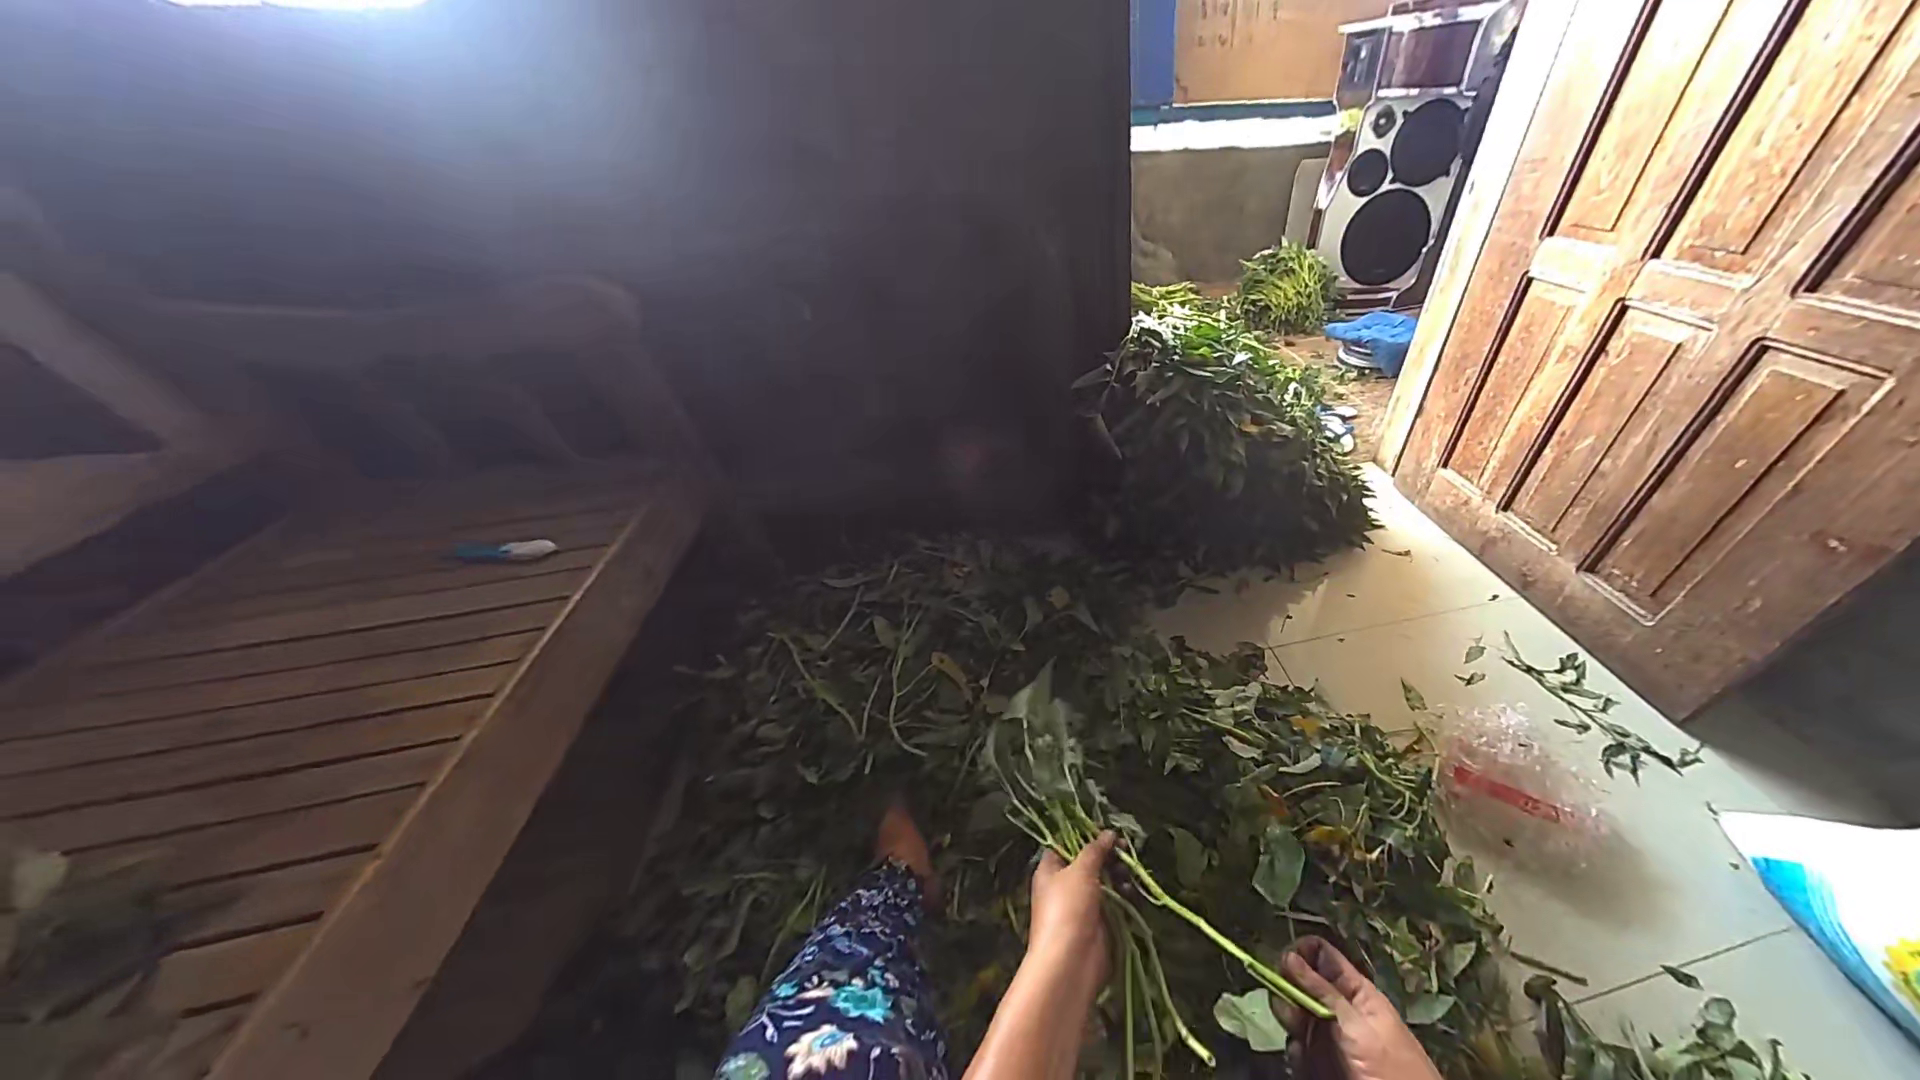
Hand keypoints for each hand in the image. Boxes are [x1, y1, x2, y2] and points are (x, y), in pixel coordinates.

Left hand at [1026, 831, 1116, 984]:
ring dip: (1118, 874)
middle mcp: (1066, 884)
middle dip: (1107, 855)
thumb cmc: (1067, 908)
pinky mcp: (1101, 921)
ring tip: (1128, 871)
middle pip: (1089, 861)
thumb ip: (1094, 850)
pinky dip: (1124, 894)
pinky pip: (1115, 901)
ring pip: (1104, 881)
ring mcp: (1084, 904)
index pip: (1066, 843)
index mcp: (1051, 868)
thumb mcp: (1079, 871)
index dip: (1085, 835)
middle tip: (1124, 849)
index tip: (1106, 829)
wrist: (1071, 962)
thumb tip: (1107, 833)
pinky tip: (1132, 889)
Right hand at [1279, 937, 1441, 1079]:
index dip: (1300, 952)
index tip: (1284, 963)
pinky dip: (1294, 1046)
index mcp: (1353, 989)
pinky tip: (1301, 1055)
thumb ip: (1323, 991)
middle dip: (1287, 987)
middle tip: (1288, 1003)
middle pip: (1300, 979)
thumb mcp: (1357, 1026)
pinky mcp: (1320, 1055)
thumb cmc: (1390, 1068)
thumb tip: (1288, 955)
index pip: (1320, 953)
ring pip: (1293, 1009)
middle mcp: (1336, 1004)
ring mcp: (1327, 1030)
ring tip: (1296, 1032)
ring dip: (1287, 1016)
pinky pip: (1296, 1040)